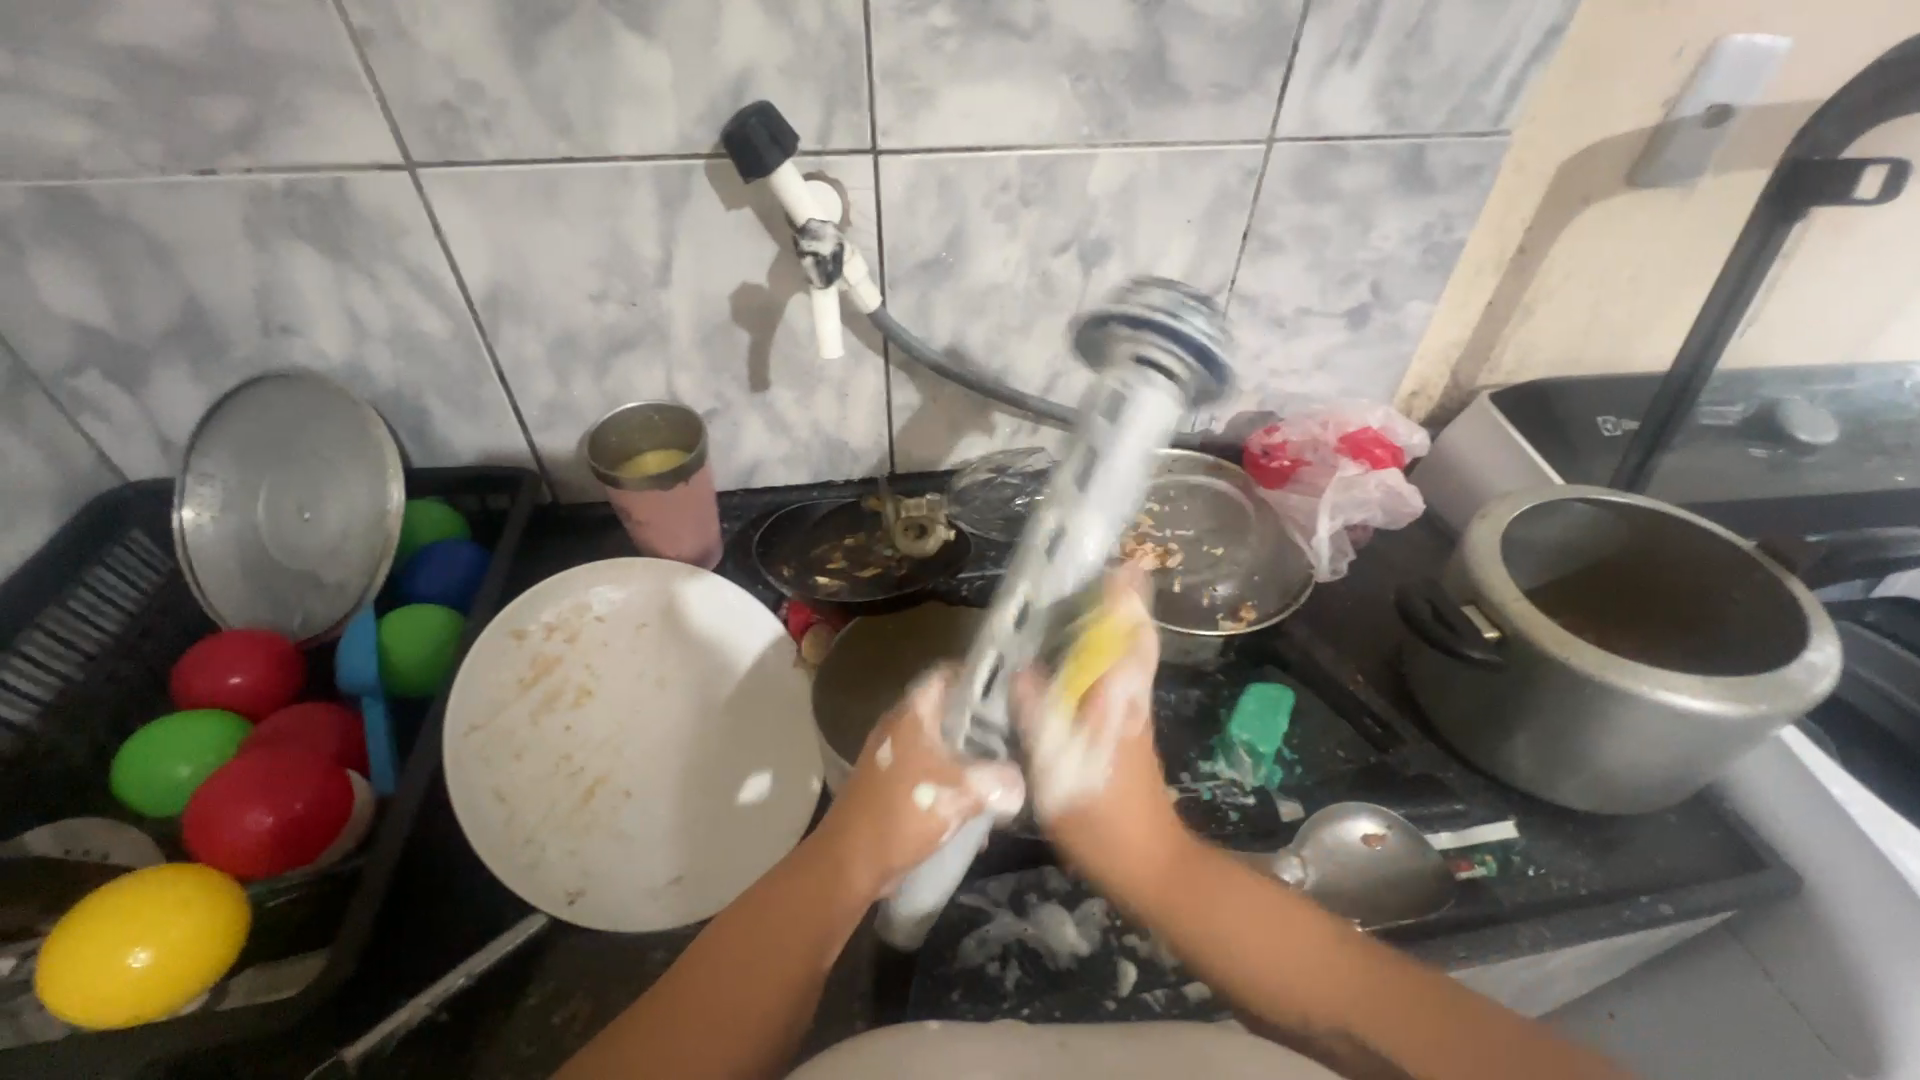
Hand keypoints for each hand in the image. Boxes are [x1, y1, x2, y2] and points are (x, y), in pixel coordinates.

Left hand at [814, 665, 1024, 902]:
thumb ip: (997, 782)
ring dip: (970, 758)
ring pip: (942, 745)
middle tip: (1016, 735)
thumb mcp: (958, 795)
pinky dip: (953, 783)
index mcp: (913, 715)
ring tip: (1004, 771)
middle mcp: (901, 727)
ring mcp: (895, 755)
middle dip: (983, 724)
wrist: (849, 860)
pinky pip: (932, 772)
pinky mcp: (893, 783)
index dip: (977, 677)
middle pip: (948, 711)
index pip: (947, 675)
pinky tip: (977, 806)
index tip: (1009, 690)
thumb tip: (1019, 784)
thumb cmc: (902, 813)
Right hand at [1014, 562, 1189, 895]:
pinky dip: (1101, 656)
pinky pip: (1115, 677)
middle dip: (1120, 603)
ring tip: (1076, 604)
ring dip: (1112, 626)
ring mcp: (1131, 715)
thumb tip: (1024, 671)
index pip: (1129, 637)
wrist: (1150, 865)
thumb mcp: (1058, 776)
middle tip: (1093, 572)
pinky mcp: (1126, 731)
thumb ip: (1040, 720)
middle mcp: (1130, 699)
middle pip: (1132, 639)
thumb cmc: (1104, 821)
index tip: (1124, 563)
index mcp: (1117, 702)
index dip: (1127, 600)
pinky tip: (1070, 662)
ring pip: (1126, 657)